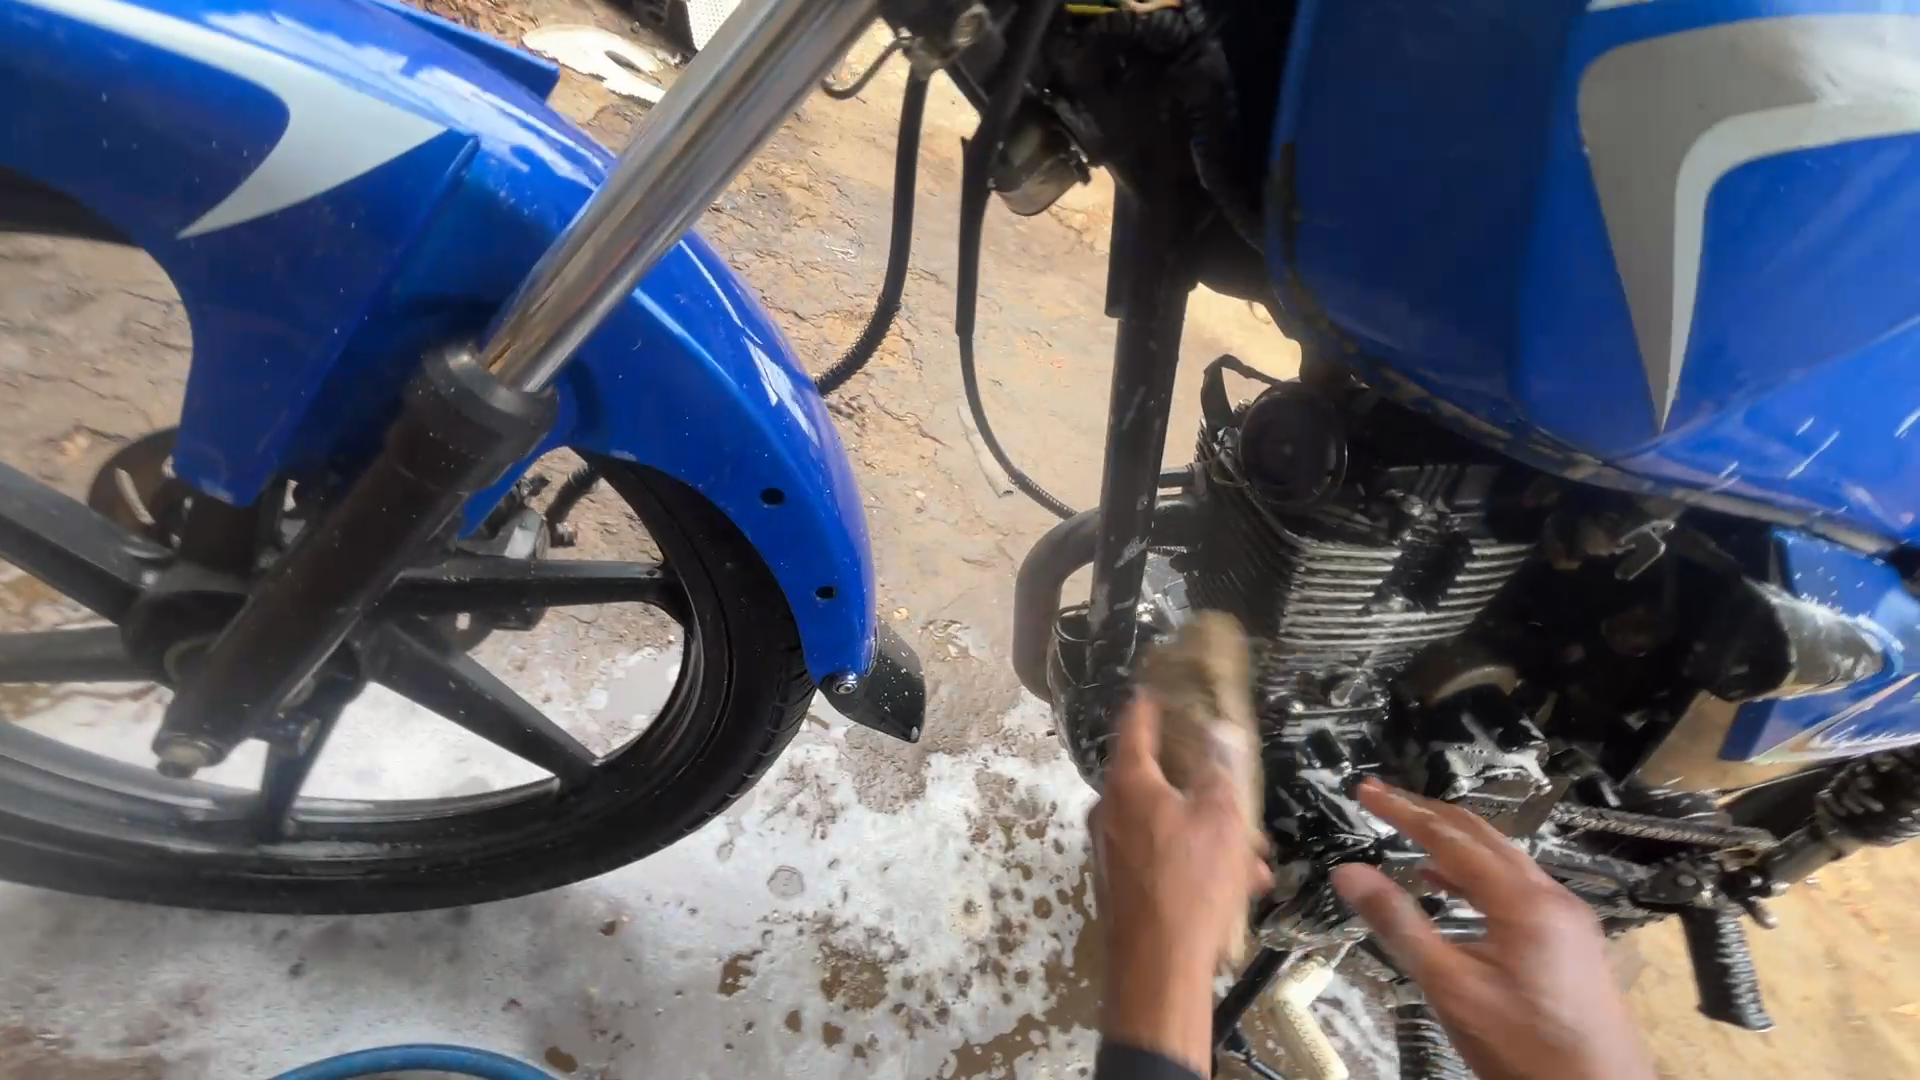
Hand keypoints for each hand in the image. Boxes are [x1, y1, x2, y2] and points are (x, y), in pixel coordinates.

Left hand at [1090, 693, 1271, 1075]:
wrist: (1155, 970)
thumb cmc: (1190, 884)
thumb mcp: (1221, 819)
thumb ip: (1221, 769)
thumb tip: (1220, 727)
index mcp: (1128, 782)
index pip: (1134, 724)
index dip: (1150, 702)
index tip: (1158, 687)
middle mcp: (1109, 807)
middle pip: (1157, 778)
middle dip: (1204, 788)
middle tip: (1239, 801)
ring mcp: (1108, 845)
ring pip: (1165, 821)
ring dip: (1209, 832)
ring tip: (1253, 862)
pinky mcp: (1117, 878)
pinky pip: (1158, 852)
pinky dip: (1192, 857)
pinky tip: (1232, 887)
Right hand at [1330, 779, 1656, 1079]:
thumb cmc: (1524, 1050)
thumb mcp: (1450, 987)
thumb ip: (1397, 923)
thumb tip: (1346, 871)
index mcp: (1524, 902)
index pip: (1450, 839)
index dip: (1402, 811)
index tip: (1363, 791)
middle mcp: (1551, 898)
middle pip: (1480, 836)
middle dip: (1426, 812)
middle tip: (1379, 797)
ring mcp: (1567, 919)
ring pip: (1499, 858)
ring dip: (1449, 838)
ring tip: (1405, 829)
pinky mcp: (1570, 941)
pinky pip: (1512, 884)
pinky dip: (1471, 870)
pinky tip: (1441, 881)